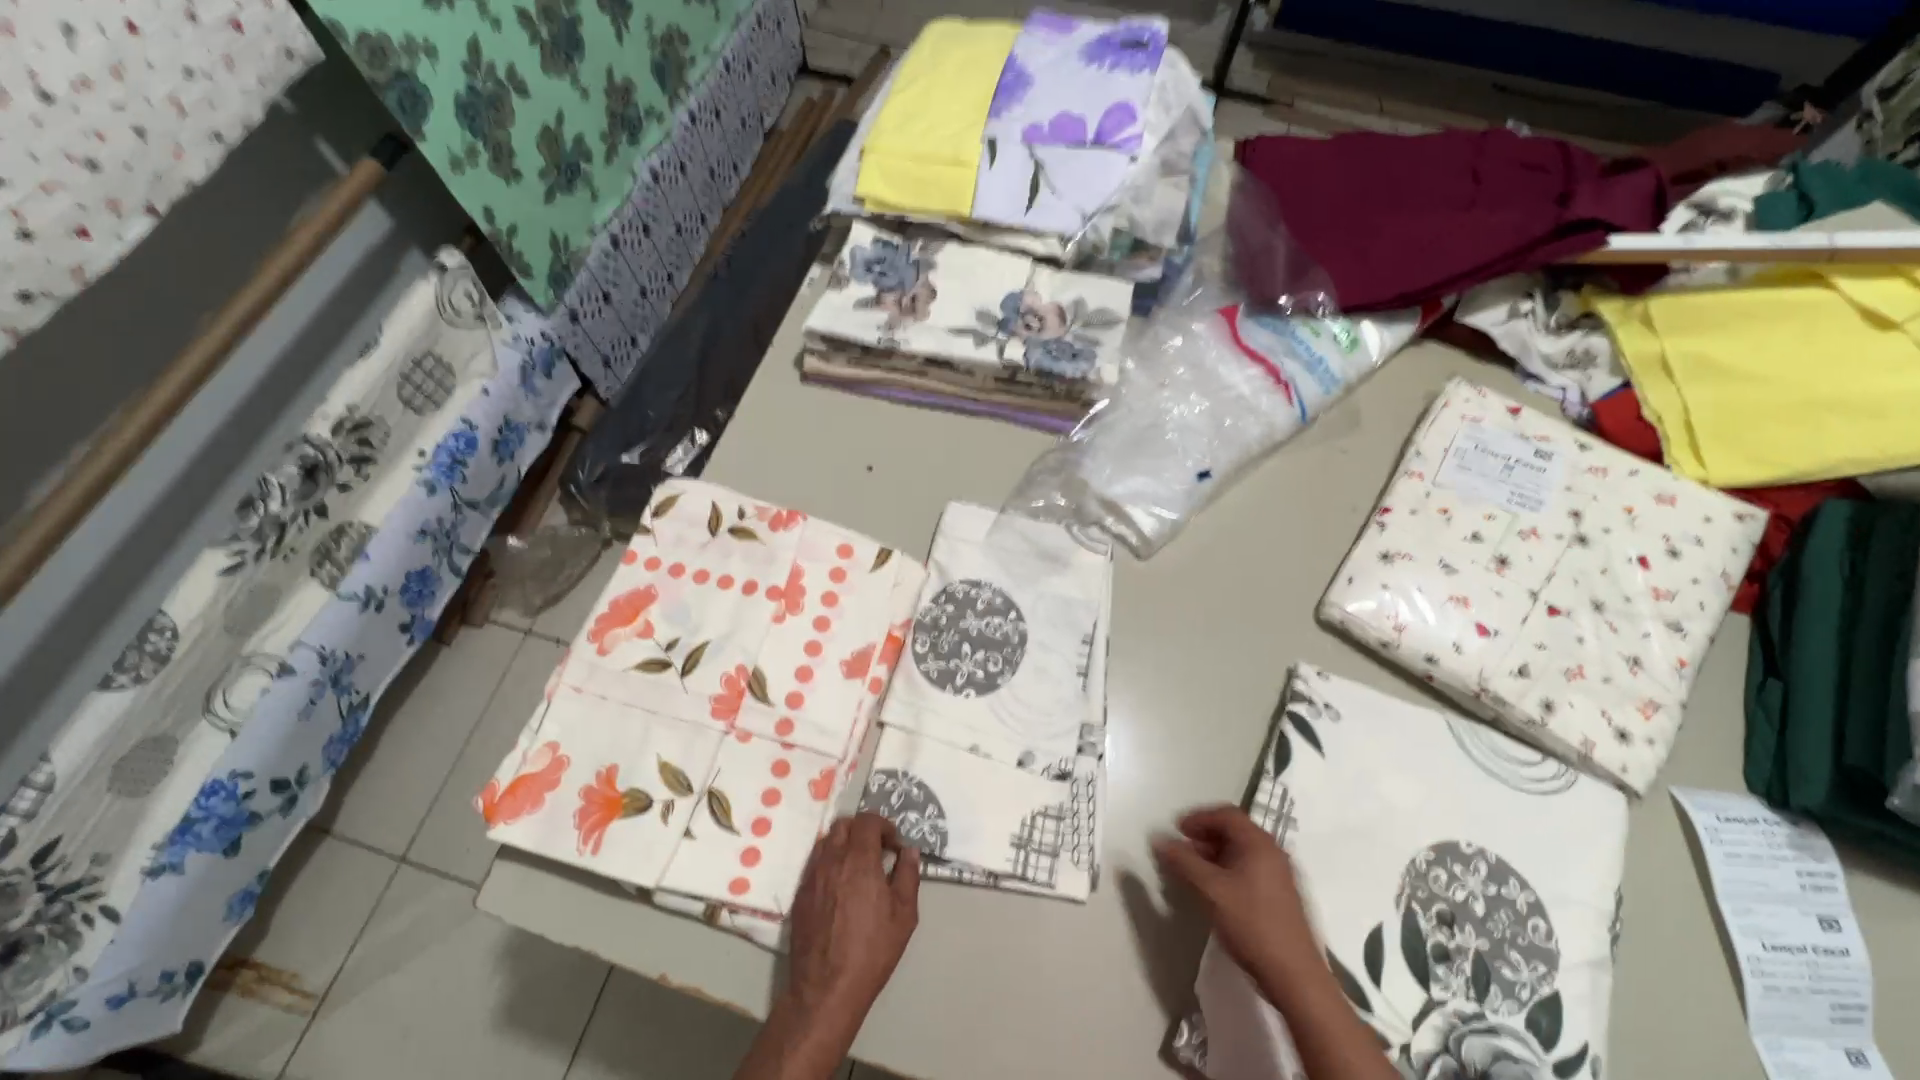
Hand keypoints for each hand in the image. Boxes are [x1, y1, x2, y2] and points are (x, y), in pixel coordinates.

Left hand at [783, 812, 919, 1024]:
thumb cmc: (872, 950)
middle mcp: (831, 861)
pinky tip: (840, 888)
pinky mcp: (800, 895)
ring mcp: (811, 877)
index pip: (867, 821)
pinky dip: (829, 864)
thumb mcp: (904, 915)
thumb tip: (909, 851)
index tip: (894, 844)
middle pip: (843, 825)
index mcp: (859, 861)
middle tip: (877, 850)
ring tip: (858, 868)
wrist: (827, 986)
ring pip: (825, 842)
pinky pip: (814, 865)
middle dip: (862, 830)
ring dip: (844, 844)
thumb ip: (908, 876)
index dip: (883, 825)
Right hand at [1151, 805, 1318, 991]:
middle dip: (1204, 837)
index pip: (1227, 814)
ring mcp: (1280, 876)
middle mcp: (1273, 853)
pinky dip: (1228, 871)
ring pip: (1242, 852)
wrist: (1294, 975)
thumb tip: (1159, 838)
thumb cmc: (1251, 924)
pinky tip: (1215, 892)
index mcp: (1259, 844)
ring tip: (1193, 873)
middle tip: (1181, 851)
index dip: (1198, 818)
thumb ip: (1183, 861)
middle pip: (1235, 831)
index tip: (1176, 830)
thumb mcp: (1210, 891)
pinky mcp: (1280, 897)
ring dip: (1214, 855)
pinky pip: (1250, 870)